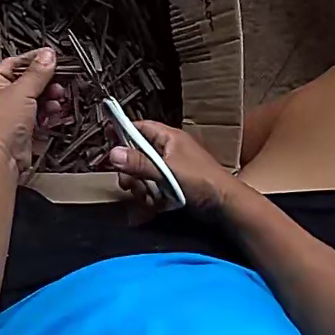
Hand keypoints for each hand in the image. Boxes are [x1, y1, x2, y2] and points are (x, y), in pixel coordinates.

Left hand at [0, 48, 64, 175]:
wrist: (0, 159)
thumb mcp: (22, 91)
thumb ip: (38, 72)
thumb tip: (47, 55)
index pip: (14, 63)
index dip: (33, 60)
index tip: (50, 58)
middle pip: (27, 83)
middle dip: (45, 83)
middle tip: (59, 82)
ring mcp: (9, 117)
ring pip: (34, 101)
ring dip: (48, 99)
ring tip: (58, 99)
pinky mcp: (20, 132)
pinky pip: (37, 118)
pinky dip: (47, 115)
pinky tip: (54, 113)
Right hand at [106, 120, 244, 215]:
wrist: (225, 206)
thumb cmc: (202, 182)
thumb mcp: (167, 171)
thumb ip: (139, 163)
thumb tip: (113, 153)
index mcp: (169, 138)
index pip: (140, 128)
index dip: (123, 133)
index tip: (108, 142)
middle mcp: (168, 151)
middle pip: (137, 154)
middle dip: (130, 171)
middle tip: (130, 184)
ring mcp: (171, 169)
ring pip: (143, 174)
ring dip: (140, 187)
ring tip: (148, 197)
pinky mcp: (173, 186)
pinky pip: (152, 188)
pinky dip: (150, 197)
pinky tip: (156, 205)